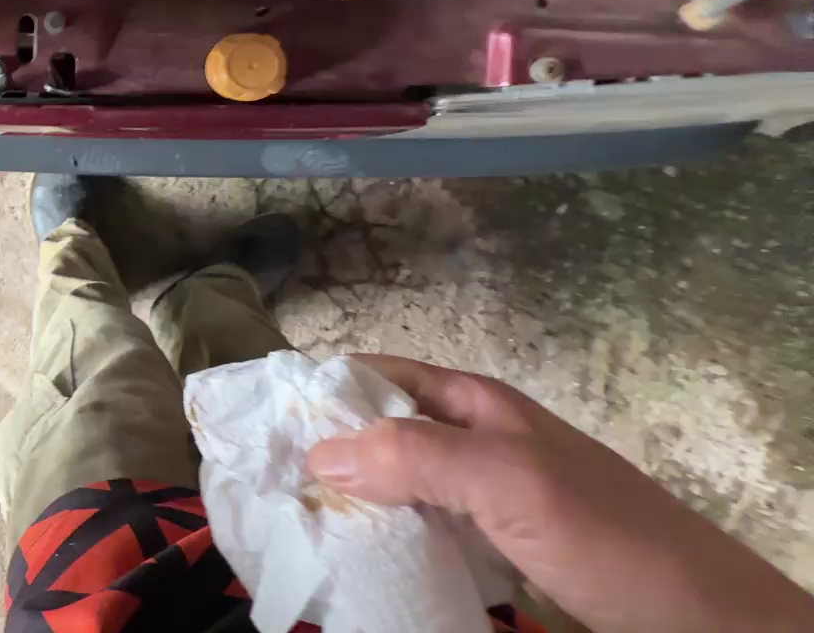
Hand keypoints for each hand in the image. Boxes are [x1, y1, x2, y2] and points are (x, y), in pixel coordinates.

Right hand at [306, 356, 813, 632]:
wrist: (717, 632)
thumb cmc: (609, 536)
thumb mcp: (508, 480)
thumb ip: (412, 455)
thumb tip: (314, 454)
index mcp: (469, 400)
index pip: (370, 375)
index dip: (318, 389)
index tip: (267, 420)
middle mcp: (468, 436)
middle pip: (375, 426)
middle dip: (324, 444)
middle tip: (271, 473)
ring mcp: (480, 491)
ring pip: (391, 477)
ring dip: (349, 490)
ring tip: (298, 510)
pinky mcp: (489, 541)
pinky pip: (417, 523)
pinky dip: (382, 529)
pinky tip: (357, 547)